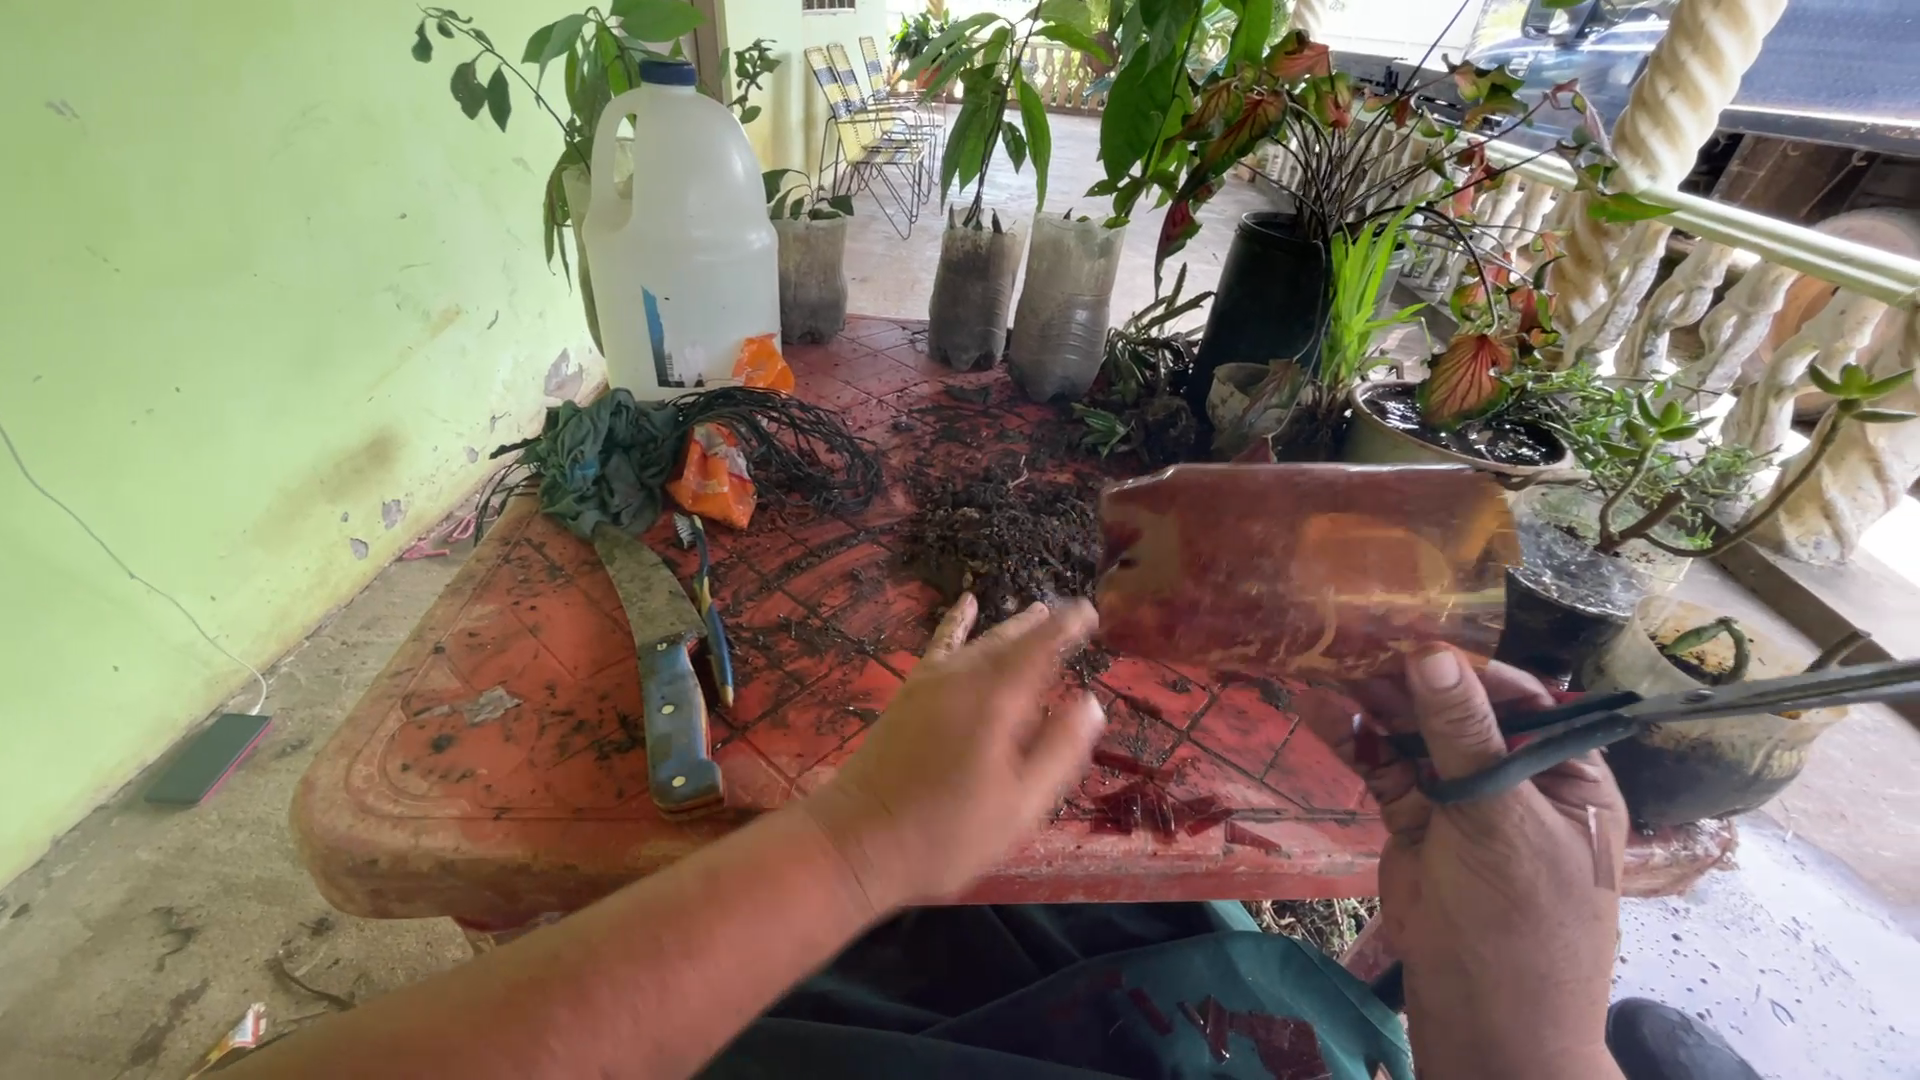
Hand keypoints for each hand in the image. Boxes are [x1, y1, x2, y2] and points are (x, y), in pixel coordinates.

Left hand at [799, 594, 1106, 912]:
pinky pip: (940, 645)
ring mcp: (932, 681)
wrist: (859, 839)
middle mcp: (965, 678)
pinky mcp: (909, 692)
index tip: (1091, 612)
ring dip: (1010, 627)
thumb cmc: (947, 832)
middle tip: (1071, 612)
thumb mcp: (1019, 805)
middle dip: (1043, 626)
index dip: (1067, 628)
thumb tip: (1091, 704)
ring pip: (979, 642)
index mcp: (998, 702)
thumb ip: (1058, 751)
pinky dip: (955, 623)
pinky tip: (965, 604)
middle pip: (1010, 641)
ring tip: (1036, 610)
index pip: (1040, 649)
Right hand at [1309, 648, 1627, 1079]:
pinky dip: (1352, 740)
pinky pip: (1380, 765)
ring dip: (1370, 706)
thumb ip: (1460, 734)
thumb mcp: (1497, 817)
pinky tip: (1320, 711)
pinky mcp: (1411, 814)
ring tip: (1327, 671)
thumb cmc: (1520, 915)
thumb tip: (1430, 654)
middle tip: (1353, 651)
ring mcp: (1456, 796)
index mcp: (1563, 773)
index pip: (1521, 700)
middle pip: (1454, 712)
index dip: (1468, 668)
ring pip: (1410, 735)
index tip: (1411, 642)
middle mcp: (1510, 775)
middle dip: (1406, 683)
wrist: (1481, 1010)